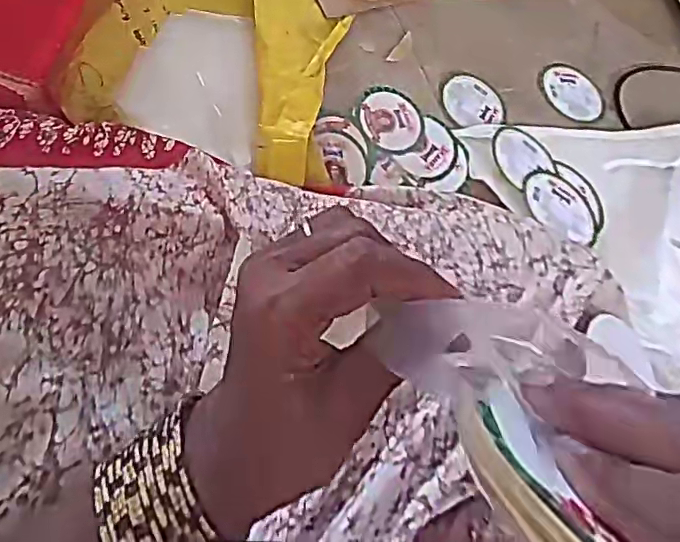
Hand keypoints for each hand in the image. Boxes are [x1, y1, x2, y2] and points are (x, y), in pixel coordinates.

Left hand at [184, 209, 459, 534]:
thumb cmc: (281, 449)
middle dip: (401, 265)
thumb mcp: (344, 412)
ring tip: (409, 293)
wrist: (229, 452)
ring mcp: (266, 261)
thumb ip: (392, 356)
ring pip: (341, 227)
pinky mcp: (271, 263)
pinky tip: (377, 284)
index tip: (450, 300)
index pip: (359, 264)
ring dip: (381, 253)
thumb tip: (442, 324)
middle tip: (435, 302)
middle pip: (353, 236)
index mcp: (281, 310)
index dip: (413, 275)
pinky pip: (326, 235)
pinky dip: (360, 252)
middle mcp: (268, 271)